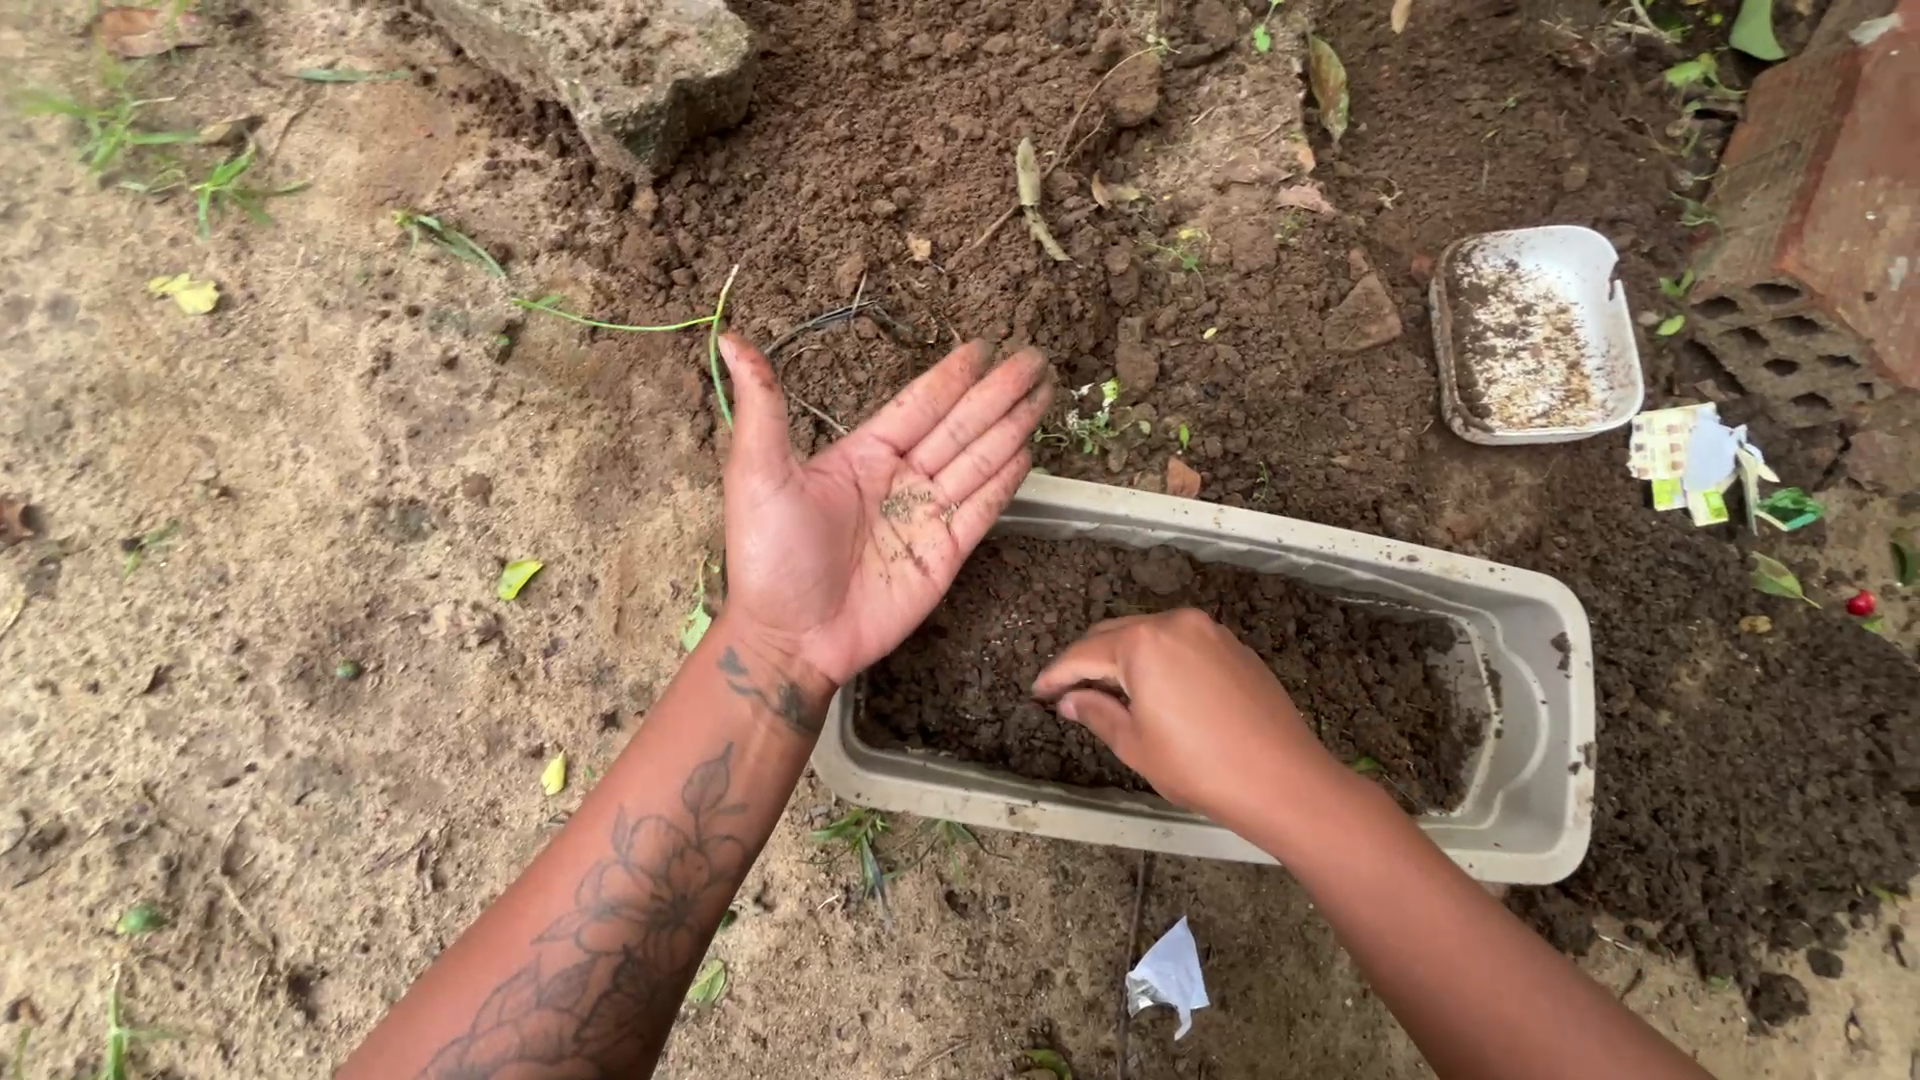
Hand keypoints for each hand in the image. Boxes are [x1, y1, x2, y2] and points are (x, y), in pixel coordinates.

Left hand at [718, 333, 1051, 690]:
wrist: (790, 638)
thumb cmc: (768, 556)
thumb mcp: (756, 475)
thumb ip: (763, 408)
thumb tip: (731, 341)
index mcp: (863, 454)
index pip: (918, 404)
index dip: (952, 376)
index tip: (982, 348)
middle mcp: (900, 479)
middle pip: (959, 425)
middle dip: (997, 393)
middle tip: (1034, 359)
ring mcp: (926, 516)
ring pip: (978, 460)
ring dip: (1011, 427)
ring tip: (1042, 394)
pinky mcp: (945, 554)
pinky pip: (982, 509)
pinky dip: (1005, 481)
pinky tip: (1027, 452)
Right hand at [1032, 609, 1345, 825]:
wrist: (1284, 780)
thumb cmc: (1199, 767)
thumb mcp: (1135, 744)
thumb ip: (1096, 713)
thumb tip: (1070, 699)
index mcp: (1143, 643)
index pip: (1084, 654)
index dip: (1056, 675)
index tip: (1038, 690)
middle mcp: (1175, 623)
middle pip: (1114, 634)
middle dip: (1086, 660)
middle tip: (1065, 690)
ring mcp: (1209, 631)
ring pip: (1149, 635)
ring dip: (1122, 656)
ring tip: (1106, 690)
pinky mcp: (1233, 646)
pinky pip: (1180, 643)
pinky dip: (1157, 658)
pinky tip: (1153, 687)